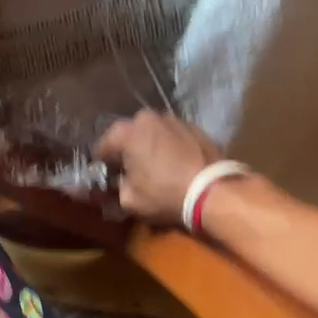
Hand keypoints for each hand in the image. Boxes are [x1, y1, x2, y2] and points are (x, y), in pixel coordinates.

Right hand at [95, 110, 223, 226]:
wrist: (213, 190)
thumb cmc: (165, 194)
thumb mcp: (130, 200)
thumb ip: (117, 187)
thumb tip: (119, 182)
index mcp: (126, 132)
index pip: (103, 145)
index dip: (103, 162)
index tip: (108, 175)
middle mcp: (148, 118)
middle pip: (129, 133)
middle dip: (128, 149)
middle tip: (132, 170)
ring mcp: (174, 119)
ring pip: (153, 131)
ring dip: (151, 144)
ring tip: (157, 166)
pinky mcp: (195, 126)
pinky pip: (174, 135)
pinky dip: (171, 145)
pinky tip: (176, 162)